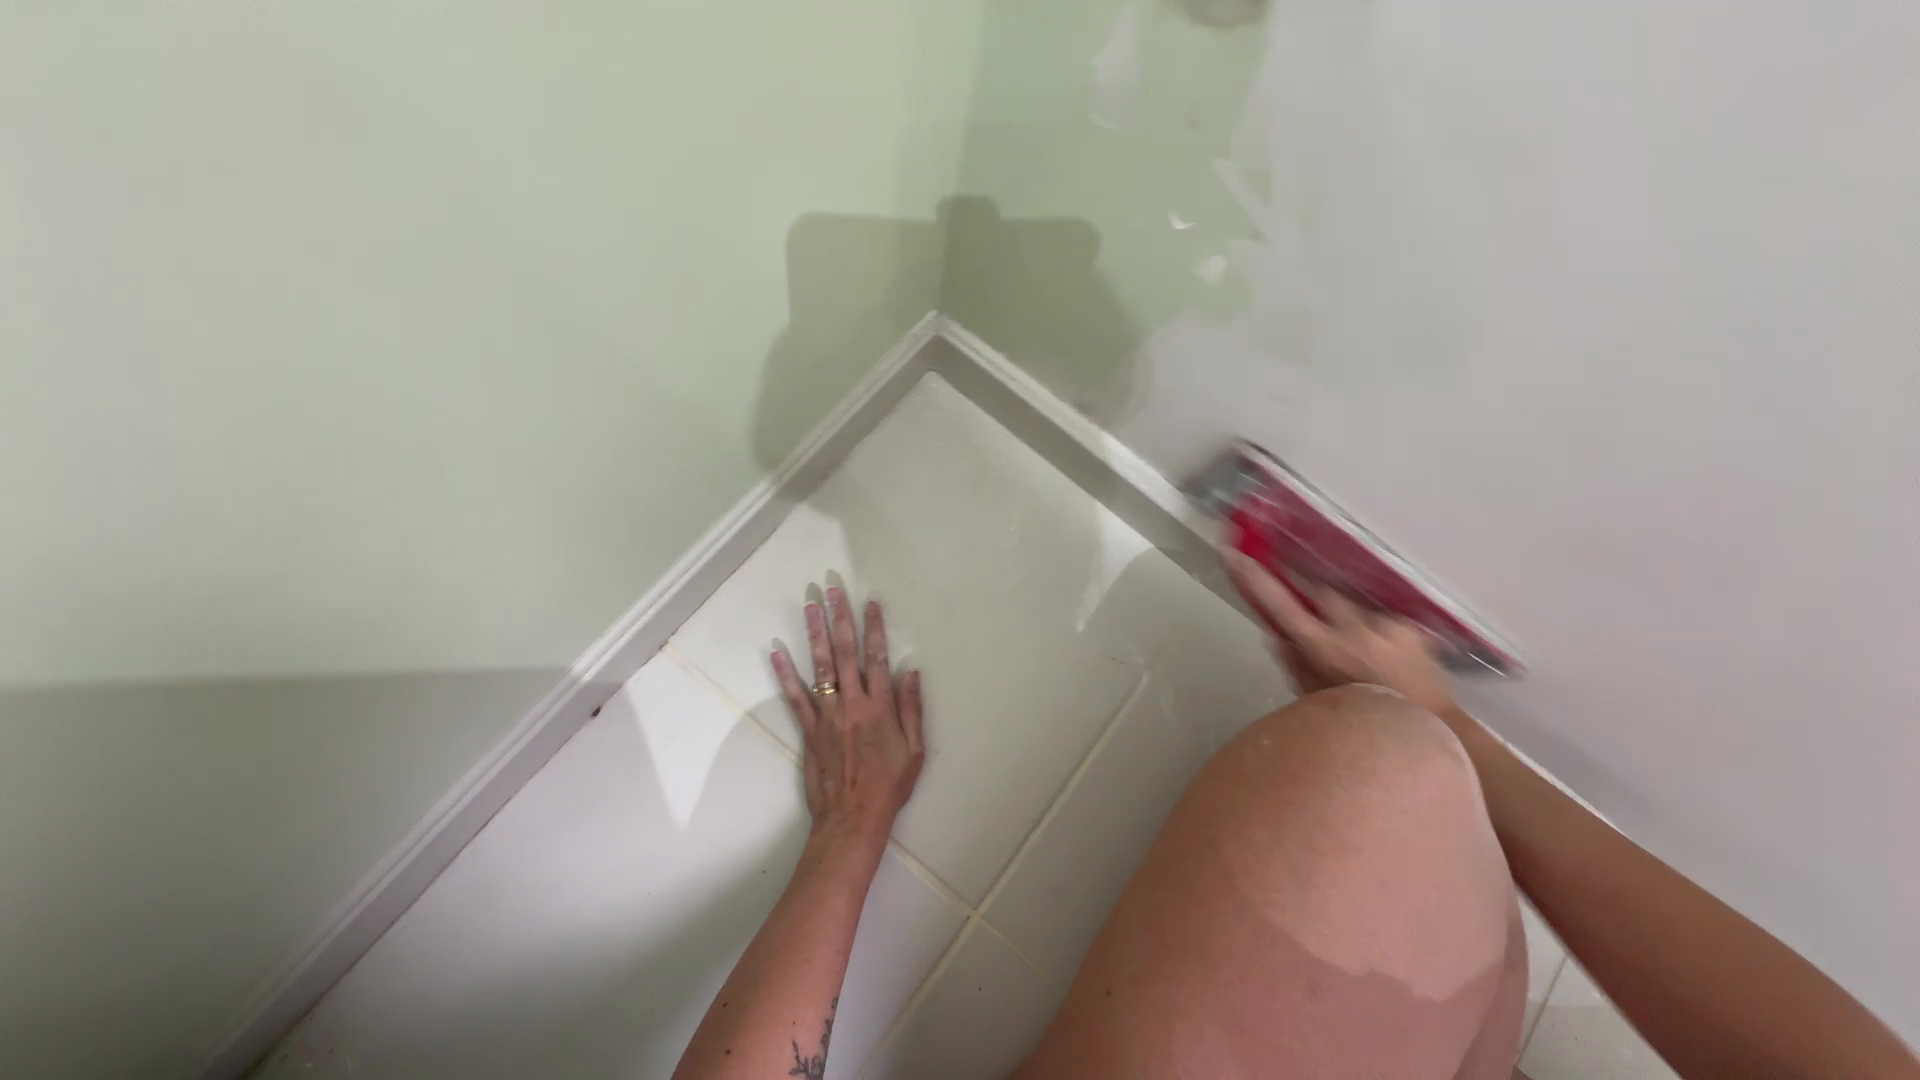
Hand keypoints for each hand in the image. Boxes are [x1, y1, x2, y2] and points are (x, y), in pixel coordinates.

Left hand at [771, 587, 925, 849]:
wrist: (853, 818)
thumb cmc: (889, 787)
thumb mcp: (914, 751)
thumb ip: (912, 710)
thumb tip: (912, 673)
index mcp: (880, 708)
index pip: (877, 658)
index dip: (875, 628)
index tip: (871, 603)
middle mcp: (852, 704)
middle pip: (846, 653)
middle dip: (839, 618)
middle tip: (833, 590)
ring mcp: (827, 716)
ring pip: (820, 666)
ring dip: (814, 633)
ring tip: (810, 606)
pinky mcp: (809, 730)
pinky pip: (796, 697)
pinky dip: (785, 673)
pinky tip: (777, 651)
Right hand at [1223, 548, 1456, 717]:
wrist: (1431, 730)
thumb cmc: (1364, 723)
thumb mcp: (1317, 699)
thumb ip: (1296, 665)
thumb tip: (1279, 638)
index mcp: (1324, 648)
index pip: (1280, 606)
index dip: (1256, 579)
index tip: (1235, 555)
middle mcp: (1354, 628)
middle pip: (1322, 595)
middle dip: (1316, 605)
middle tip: (1320, 629)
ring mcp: (1387, 625)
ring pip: (1356, 610)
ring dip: (1353, 625)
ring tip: (1364, 656)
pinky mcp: (1413, 628)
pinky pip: (1386, 623)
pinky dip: (1382, 636)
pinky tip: (1391, 661)